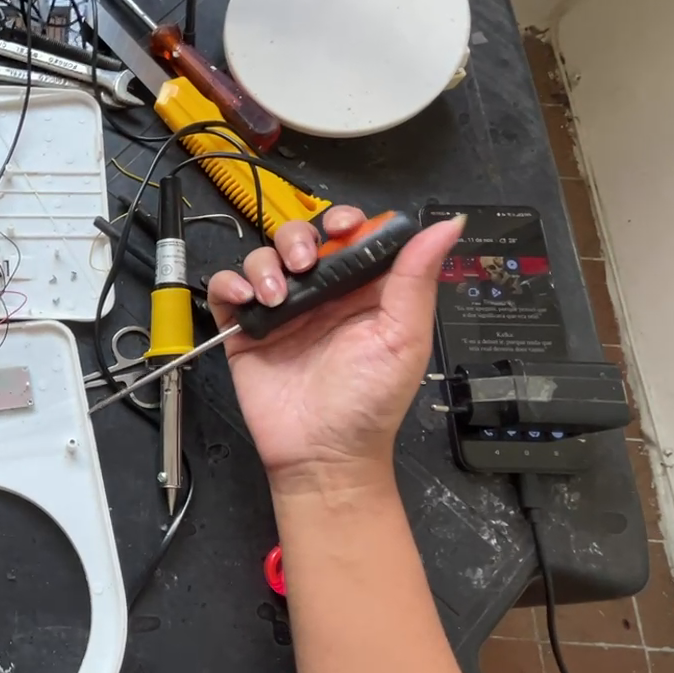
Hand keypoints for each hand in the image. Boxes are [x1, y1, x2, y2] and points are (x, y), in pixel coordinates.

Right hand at [206, 207, 465, 486]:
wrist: (320, 452)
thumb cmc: (369, 403)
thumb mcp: (403, 339)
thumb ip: (416, 279)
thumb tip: (448, 225)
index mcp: (361, 292)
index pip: (350, 236)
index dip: (343, 220)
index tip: (341, 227)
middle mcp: (319, 295)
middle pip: (298, 238)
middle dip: (295, 238)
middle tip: (302, 265)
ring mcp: (279, 311)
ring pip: (260, 258)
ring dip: (263, 266)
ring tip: (274, 297)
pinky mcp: (244, 330)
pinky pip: (226, 291)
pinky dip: (228, 285)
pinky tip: (245, 301)